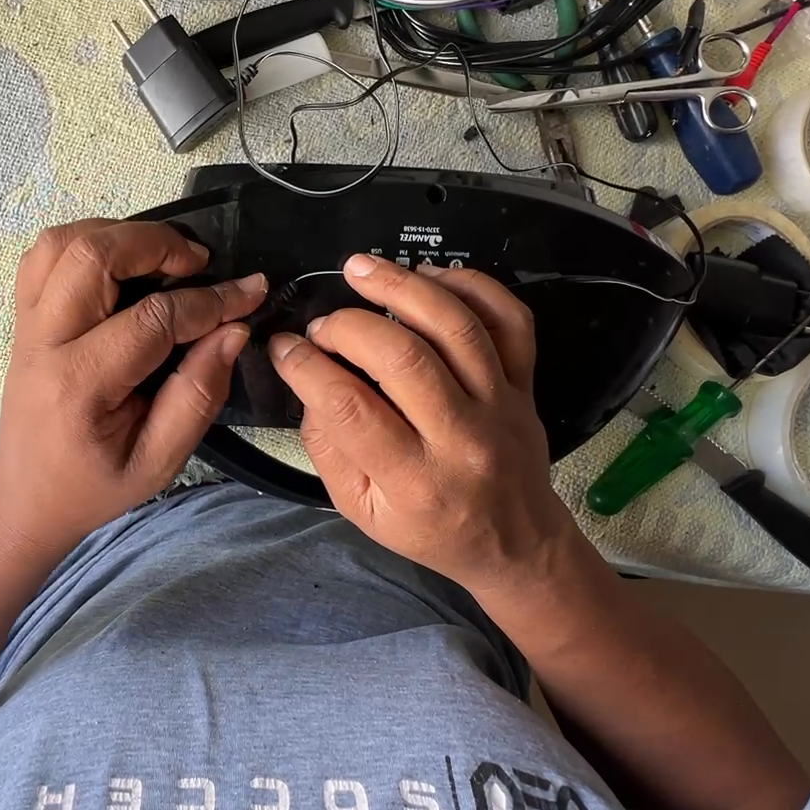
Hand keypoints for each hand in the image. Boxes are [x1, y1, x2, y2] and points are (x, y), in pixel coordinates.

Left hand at [0, 220, 266, 551]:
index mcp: (79, 386)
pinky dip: (86, 242)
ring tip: (161, 256)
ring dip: (118, 234)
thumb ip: (197, 396)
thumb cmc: (96, 486)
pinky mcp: (23, 317)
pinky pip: (43, 255)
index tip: (251, 291)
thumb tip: (234, 330)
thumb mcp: (159, 462)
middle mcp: (44, 343)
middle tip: (200, 262)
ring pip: (61, 243)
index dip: (210, 300)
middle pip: (91, 257)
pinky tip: (121, 261)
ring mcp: (26, 325)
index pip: (151, 319)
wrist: (29, 497)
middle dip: (156, 244)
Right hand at [267, 254, 577, 590]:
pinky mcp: (525, 383)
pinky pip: (509, 320)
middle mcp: (463, 438)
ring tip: (360, 268)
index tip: (284, 347)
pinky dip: (471, 285)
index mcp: (414, 480)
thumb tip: (310, 379)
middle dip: (349, 326)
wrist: (515, 541)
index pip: (350, 408)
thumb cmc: (429, 529)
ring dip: (402, 287)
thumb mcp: (359, 508)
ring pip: (455, 327)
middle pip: (403, 358)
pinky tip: (429, 275)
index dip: (306, 367)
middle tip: (322, 325)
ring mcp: (501, 404)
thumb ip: (326, 446)